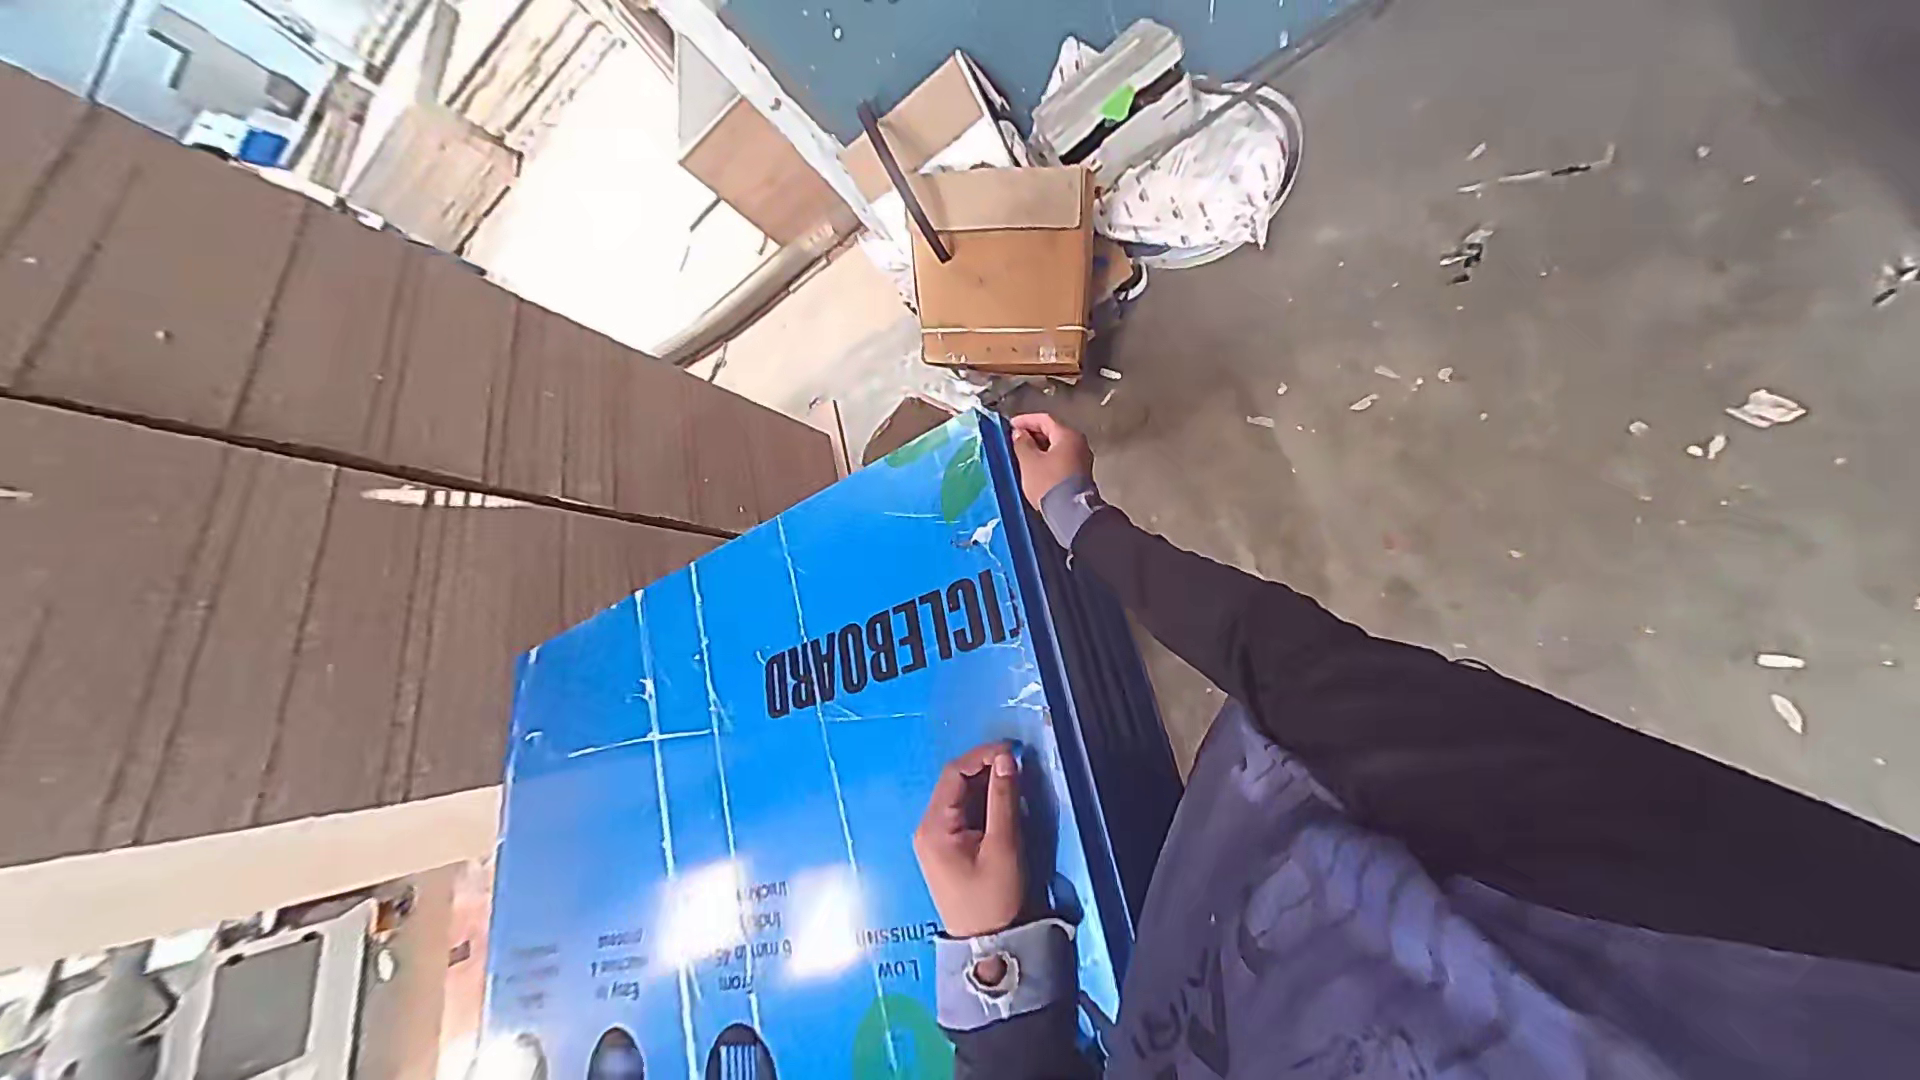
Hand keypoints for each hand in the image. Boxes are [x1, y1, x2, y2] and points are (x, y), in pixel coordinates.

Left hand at [913, 742, 1023, 937]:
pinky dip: (985, 801)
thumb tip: (1006, 758)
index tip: (1011, 750)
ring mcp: (937, 838)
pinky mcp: (950, 846)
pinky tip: (1005, 799)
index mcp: (933, 827)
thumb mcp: (1003, 846)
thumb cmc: (995, 899)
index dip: (982, 756)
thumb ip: (1003, 798)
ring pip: (962, 795)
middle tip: (1017, 763)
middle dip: (985, 768)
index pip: (953, 774)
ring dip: (987, 784)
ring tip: (1015, 779)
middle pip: (956, 783)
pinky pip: (966, 811)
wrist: (990, 949)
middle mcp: (929, 827)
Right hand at [1009, 414, 1093, 511]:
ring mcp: (1082, 459)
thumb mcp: (1029, 462)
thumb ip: (1022, 443)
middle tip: (1015, 439)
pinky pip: (1061, 459)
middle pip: (1053, 431)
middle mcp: (1079, 443)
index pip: (1045, 419)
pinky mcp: (1081, 474)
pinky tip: (1035, 466)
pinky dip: (1047, 458)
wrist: (1071, 513)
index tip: (1010, 425)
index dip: (1026, 420)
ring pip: (1057, 446)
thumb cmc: (1048, 483)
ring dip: (1040, 447)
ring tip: (1023, 453)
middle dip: (1033, 434)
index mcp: (1067, 435)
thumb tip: (1019, 433)